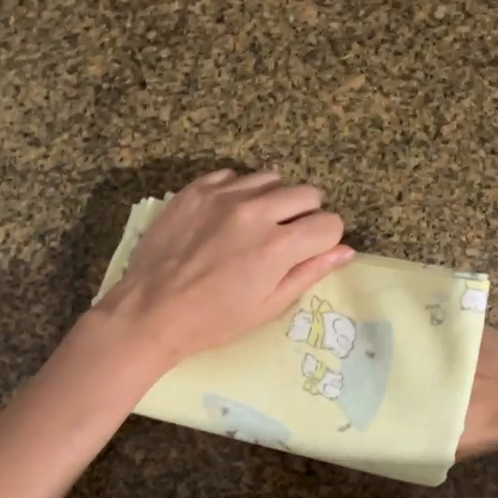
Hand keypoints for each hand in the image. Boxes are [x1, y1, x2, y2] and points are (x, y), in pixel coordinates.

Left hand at [94, 169, 353, 365]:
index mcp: (278, 246)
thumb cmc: (215, 320)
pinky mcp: (196, 189)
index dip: (325, 240)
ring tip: (256, 226)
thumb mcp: (269, 306)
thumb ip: (310, 272)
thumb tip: (345, 250)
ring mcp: (223, 195)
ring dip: (274, 200)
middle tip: (285, 239)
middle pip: (308, 193)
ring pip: (272, 179)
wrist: (151, 311)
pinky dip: (239, 192)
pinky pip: (233, 176)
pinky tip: (227, 218)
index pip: (330, 223)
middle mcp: (256, 211)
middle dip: (306, 215)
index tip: (309, 252)